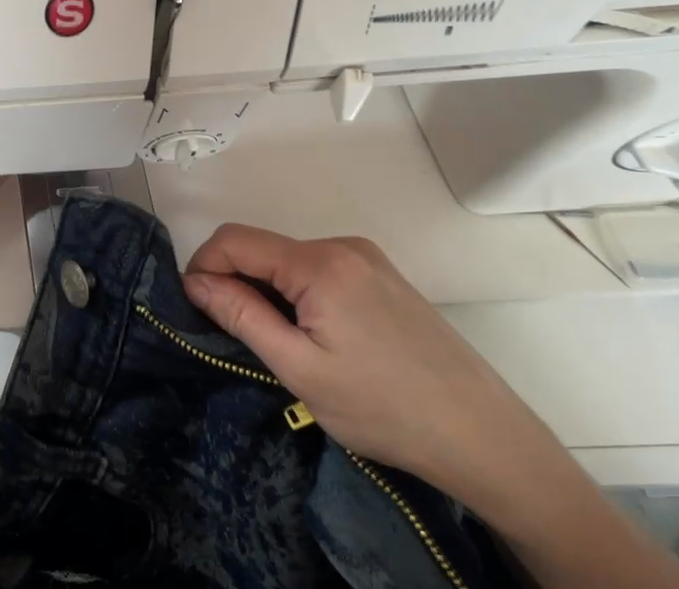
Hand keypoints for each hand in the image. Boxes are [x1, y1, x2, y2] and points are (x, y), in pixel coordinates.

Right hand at [181, 224, 562, 494]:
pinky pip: (318, 272)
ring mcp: (368, 261)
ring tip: (279, 345)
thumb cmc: (384, 408)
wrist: (483, 438)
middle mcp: (343, 247)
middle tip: (235, 337)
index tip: (195, 311)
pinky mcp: (383, 278)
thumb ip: (242, 316)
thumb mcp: (298, 368)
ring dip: (267, 292)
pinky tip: (315, 338)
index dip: (202, 267)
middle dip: (235, 283)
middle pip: (262, 248)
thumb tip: (195, 282)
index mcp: (320, 264)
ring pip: (288, 261)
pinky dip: (297, 295)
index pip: (234, 240)